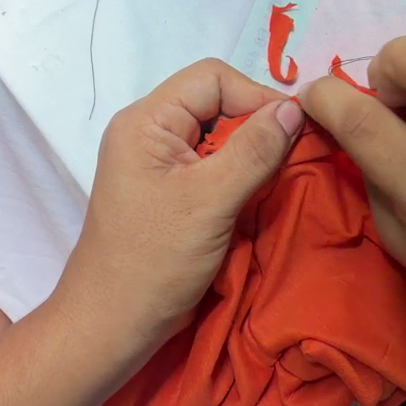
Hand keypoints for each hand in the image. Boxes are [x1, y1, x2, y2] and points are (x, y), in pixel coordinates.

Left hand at [53, 59, 301, 357]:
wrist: (111, 326)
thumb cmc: (155, 260)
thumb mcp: (211, 201)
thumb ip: (254, 150)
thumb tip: (294, 107)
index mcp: (146, 120)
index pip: (211, 78)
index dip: (255, 96)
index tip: (294, 129)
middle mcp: (148, 129)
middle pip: (213, 100)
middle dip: (254, 122)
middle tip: (291, 153)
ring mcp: (155, 158)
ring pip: (215, 131)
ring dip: (249, 148)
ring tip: (277, 172)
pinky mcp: (166, 185)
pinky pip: (209, 159)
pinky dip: (237, 169)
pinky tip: (256, 190)